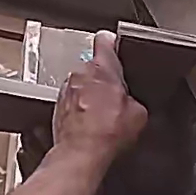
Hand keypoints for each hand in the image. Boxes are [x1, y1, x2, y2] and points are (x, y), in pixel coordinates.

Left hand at [51, 30, 145, 165]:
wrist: (80, 154)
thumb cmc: (106, 133)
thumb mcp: (138, 114)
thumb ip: (134, 99)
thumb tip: (131, 103)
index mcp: (102, 69)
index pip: (105, 40)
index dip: (112, 43)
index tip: (115, 46)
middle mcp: (80, 74)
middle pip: (93, 67)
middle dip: (103, 79)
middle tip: (114, 97)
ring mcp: (65, 90)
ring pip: (81, 84)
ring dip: (89, 94)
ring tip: (101, 115)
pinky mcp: (57, 106)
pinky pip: (71, 101)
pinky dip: (79, 109)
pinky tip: (89, 124)